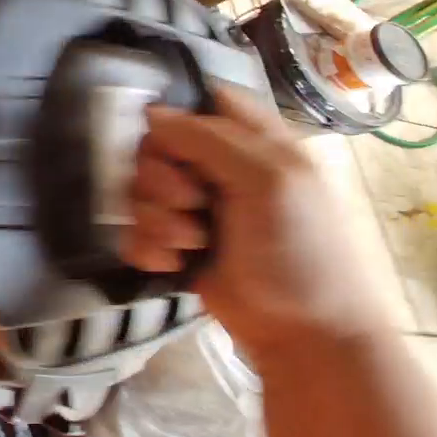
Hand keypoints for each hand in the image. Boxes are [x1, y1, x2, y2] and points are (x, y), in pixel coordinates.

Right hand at [120, 86, 394, 361]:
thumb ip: (209, 138)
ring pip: (137, 187)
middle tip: (190, 203)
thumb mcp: (270, 181)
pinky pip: (132, 227)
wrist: (304, 337)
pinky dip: (147, 245)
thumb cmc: (301, 252)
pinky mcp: (171, 241)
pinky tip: (173, 263)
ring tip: (190, 244)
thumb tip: (150, 113)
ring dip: (156, 218)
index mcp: (250, 142)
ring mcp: (192, 206)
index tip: (173, 142)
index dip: (178, 113)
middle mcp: (216, 167)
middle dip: (161, 178)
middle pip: (154, 144)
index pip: (200, 99)